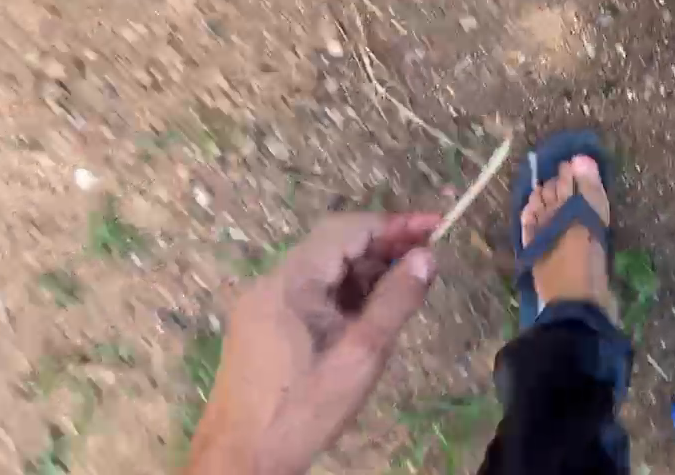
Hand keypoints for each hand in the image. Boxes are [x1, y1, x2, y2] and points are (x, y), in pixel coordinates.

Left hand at [186, 213, 440, 474]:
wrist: (236, 469)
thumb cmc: (301, 410)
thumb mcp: (360, 355)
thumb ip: (396, 300)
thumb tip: (428, 255)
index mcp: (291, 283)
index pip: (349, 229)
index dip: (397, 223)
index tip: (438, 226)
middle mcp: (273, 283)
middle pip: (338, 242)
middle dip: (387, 243)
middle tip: (429, 253)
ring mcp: (266, 303)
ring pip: (329, 265)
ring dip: (371, 266)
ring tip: (409, 283)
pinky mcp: (267, 323)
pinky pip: (317, 288)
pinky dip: (351, 287)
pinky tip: (375, 307)